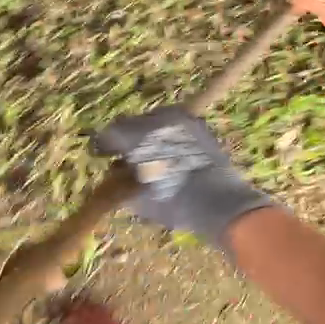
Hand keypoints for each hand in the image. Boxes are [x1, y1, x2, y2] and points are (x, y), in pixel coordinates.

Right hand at [91, 106, 278, 250]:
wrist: (223, 202)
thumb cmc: (176, 204)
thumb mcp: (140, 201)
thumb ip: (121, 185)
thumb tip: (116, 176)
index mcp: (137, 135)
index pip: (110, 133)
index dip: (103, 145)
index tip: (101, 155)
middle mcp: (157, 120)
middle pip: (131, 123)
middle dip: (125, 139)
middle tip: (124, 158)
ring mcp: (181, 119)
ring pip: (154, 121)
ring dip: (146, 135)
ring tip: (149, 157)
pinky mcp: (199, 125)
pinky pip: (174, 125)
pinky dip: (167, 136)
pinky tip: (170, 156)